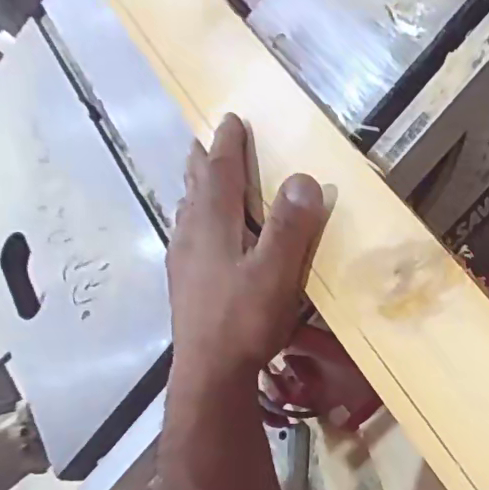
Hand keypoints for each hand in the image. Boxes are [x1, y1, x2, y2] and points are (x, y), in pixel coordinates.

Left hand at [167, 114, 325, 389]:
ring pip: (188, 211)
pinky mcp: (188, 283)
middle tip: (204, 140)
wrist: (210, 369)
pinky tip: (200, 233)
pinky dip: (196, 218)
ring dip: (196, 188)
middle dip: (204, 162)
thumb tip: (302, 179)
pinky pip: (189, 234)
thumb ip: (290, 228)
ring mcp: (186, 260)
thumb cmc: (246, 319)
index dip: (229, 147)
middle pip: (196, 188)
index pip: (222, 176)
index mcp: (216, 227)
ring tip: (199, 177)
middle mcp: (194, 236)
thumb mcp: (277, 273)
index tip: (232, 120)